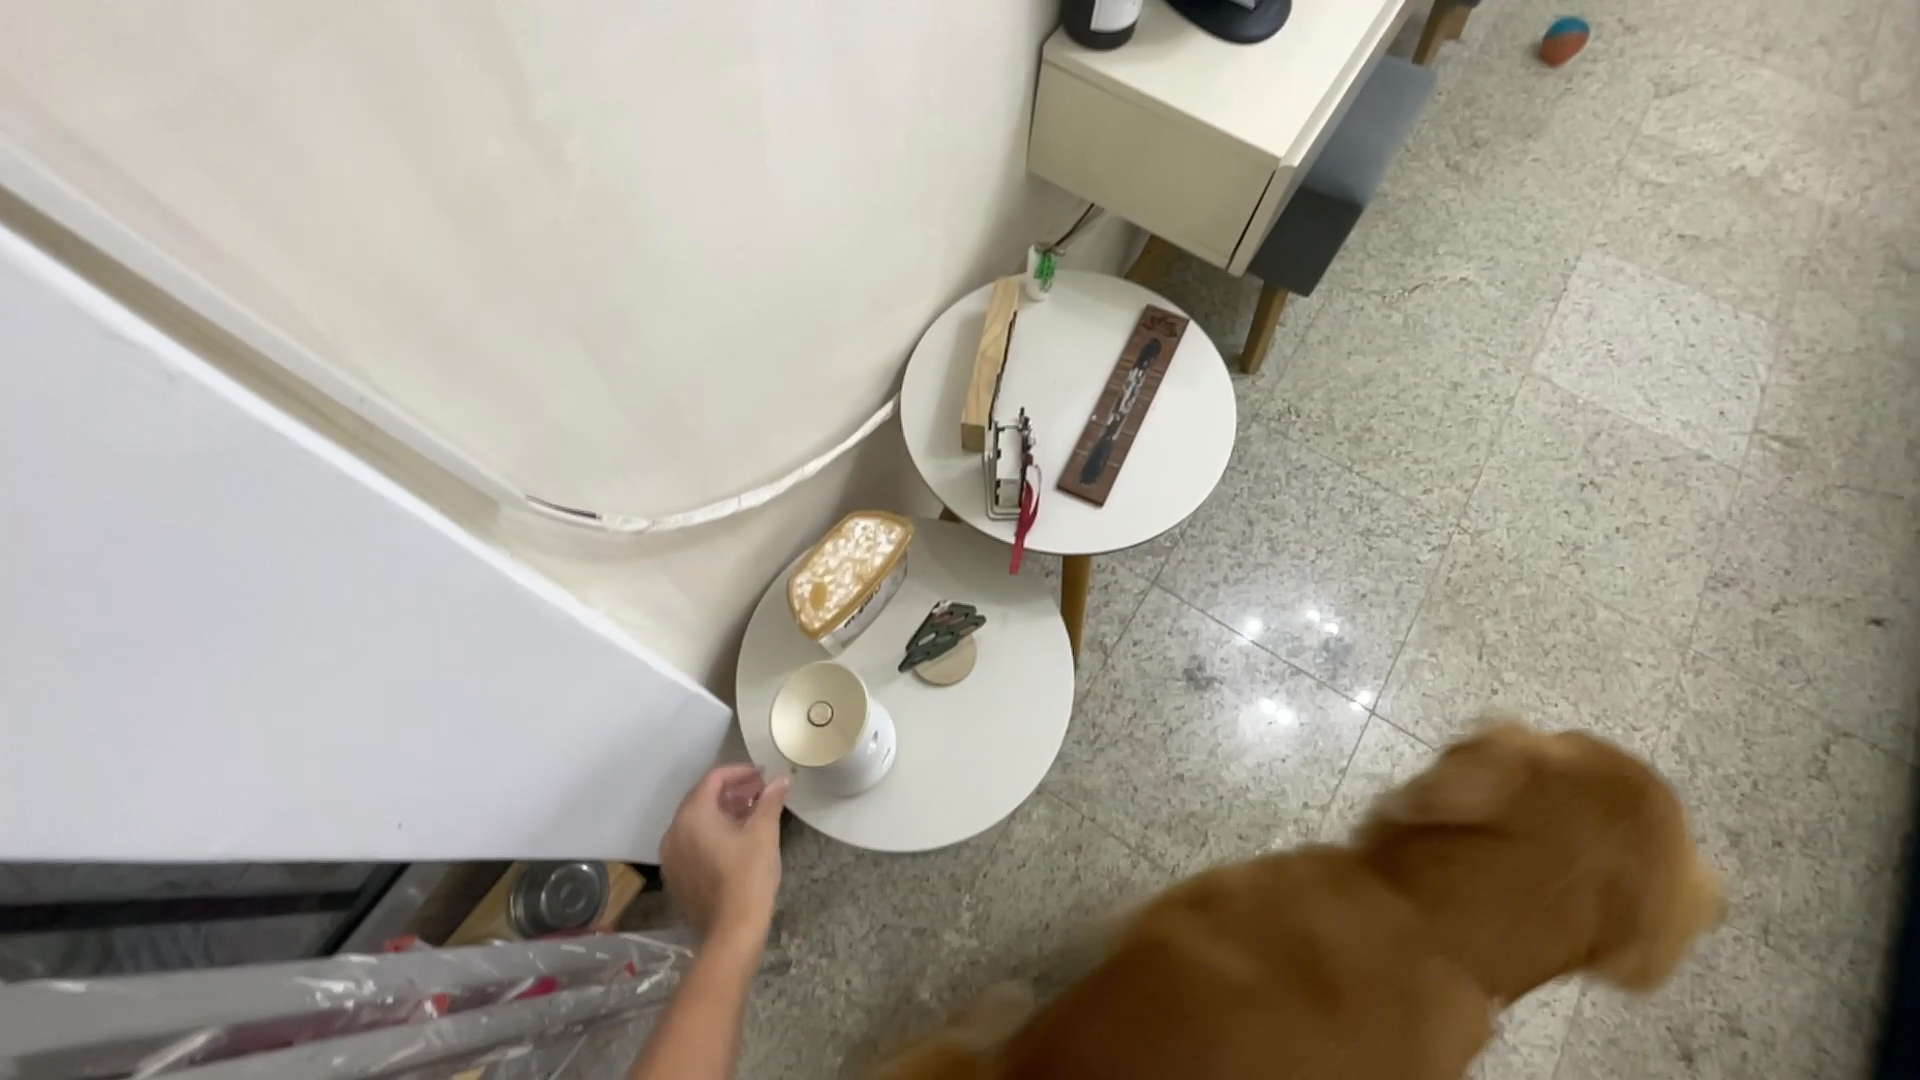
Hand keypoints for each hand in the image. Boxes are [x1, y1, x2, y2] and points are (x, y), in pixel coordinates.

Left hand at [659, 764, 789, 944]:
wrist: (731, 932)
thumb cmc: (749, 876)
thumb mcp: (764, 832)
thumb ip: (771, 799)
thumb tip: (782, 778)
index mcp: (693, 815)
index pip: (714, 779)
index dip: (741, 771)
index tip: (764, 775)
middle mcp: (674, 831)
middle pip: (702, 798)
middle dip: (733, 791)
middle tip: (761, 792)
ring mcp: (671, 856)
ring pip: (696, 821)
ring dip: (723, 811)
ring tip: (752, 814)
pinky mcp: (676, 876)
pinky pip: (692, 842)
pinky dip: (712, 832)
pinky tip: (736, 840)